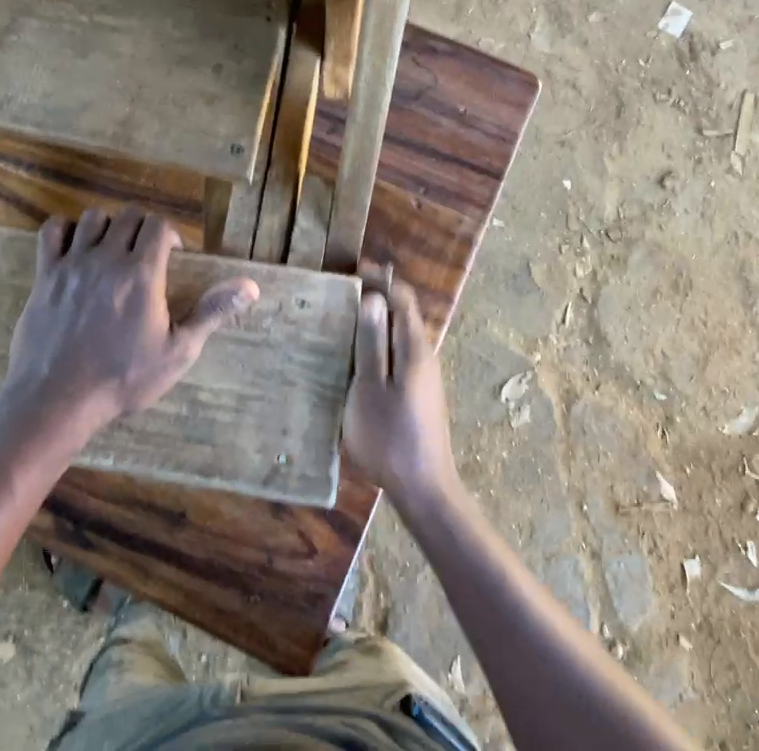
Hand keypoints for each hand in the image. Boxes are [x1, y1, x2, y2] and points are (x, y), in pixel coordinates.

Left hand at [0, 208, 257, 444]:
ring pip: (92, 218)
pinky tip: (75, 249)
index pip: (159, 225)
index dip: (170, 235)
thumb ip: (212, 312)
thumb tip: (250, 287)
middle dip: (142, 228)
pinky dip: (65, 231)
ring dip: (107, 228)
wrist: (59, 399)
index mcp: (142, 274)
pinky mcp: (45, 275)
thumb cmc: (123, 379)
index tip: (172, 256)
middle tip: (146, 254)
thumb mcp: (178, 352)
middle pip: (128, 216)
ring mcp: (72, 265)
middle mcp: (107, 259)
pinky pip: (52, 231)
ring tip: (112, 251)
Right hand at [342, 276, 459, 511]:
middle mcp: (424, 356)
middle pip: (401, 314)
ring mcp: (423, 377)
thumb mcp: (371, 387)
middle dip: (373, 299)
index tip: (349, 271)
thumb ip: (372, 343)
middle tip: (334, 297)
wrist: (423, 488)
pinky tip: (351, 361)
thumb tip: (372, 298)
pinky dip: (375, 347)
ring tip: (336, 325)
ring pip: (397, 337)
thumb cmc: (391, 437)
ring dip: (372, 325)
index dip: (379, 279)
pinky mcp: (417, 394)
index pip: (402, 297)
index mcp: (415, 348)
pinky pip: (395, 356)